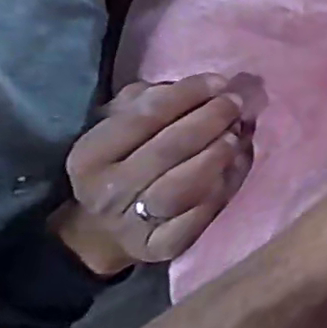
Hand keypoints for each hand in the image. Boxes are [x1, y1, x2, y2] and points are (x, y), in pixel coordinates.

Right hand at [53, 74, 251, 275]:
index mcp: (90, 155)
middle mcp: (106, 191)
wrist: (107, 228)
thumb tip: (199, 85)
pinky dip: (224, 186)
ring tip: (236, 134)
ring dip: (217, 155)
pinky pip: (199, 216)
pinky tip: (237, 164)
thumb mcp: (122, 125)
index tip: (219, 81)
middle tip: (236, 103)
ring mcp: (133, 223)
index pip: (142, 117)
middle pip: (167, 149)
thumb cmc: (125, 160)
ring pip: (182, 187)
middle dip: (209, 119)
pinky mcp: (163, 246)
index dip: (187, 95)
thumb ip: (150, 100)